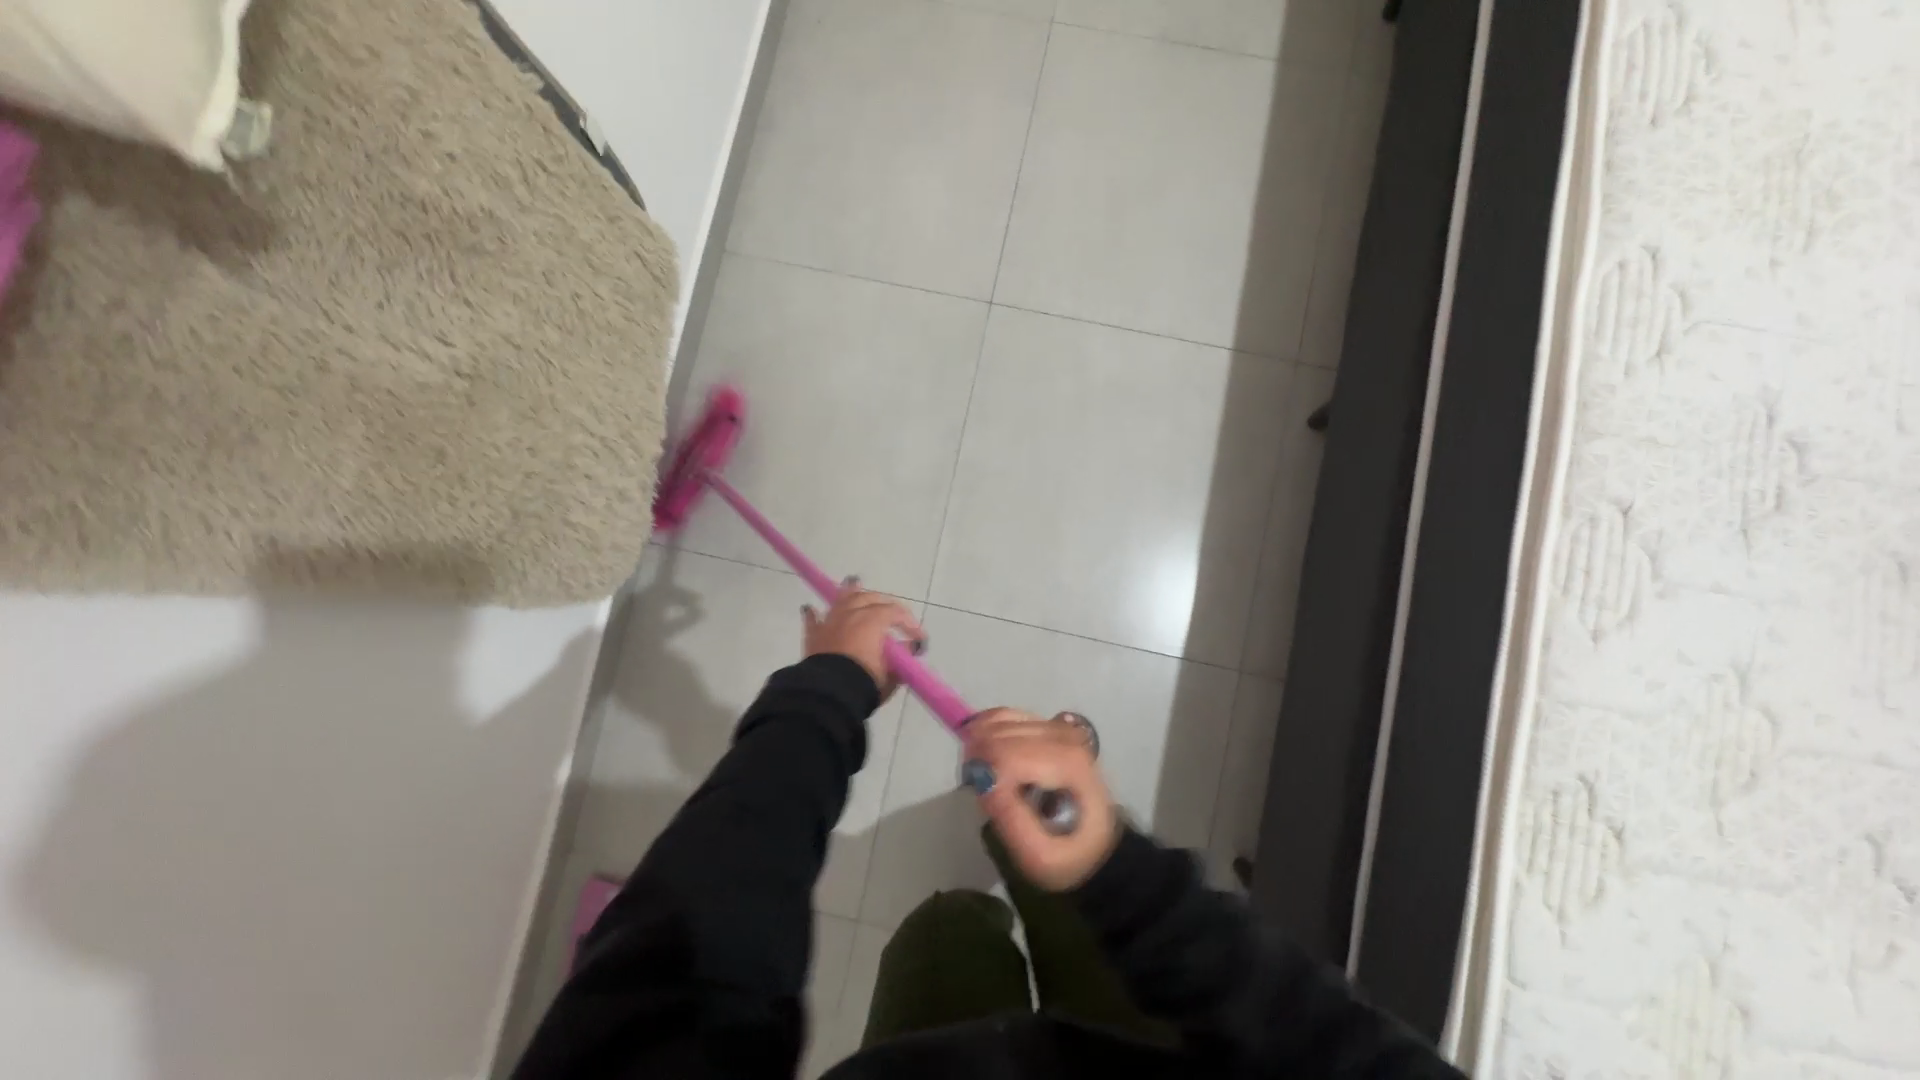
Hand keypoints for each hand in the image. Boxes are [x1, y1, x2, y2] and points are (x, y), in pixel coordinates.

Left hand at [802, 580, 924, 700]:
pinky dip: (812, 614)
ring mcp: (830, 622)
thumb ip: (902, 657)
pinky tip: (809, 608)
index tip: (918, 638)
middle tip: (893, 613)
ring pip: (842, 600)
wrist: (828, 696)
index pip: (895, 613)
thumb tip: (910, 647)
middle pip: (869, 598)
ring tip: (854, 582)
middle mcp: (851, 614)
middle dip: (883, 603)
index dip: (909, 622)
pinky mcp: (813, 636)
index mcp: (872, 621)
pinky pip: (812, 620)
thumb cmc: (864, 683)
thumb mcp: (891, 674)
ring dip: (850, 592)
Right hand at [965, 708, 1119, 890]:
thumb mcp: (1040, 855)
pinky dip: (989, 728)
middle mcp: (1066, 739)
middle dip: (979, 757)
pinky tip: (984, 751)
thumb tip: (984, 782)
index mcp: (1068, 766)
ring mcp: (1060, 729)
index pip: (1009, 753)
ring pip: (1002, 719)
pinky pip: (1010, 715)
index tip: (979, 796)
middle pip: (1002, 732)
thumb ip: (1012, 820)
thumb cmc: (1067, 853)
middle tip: (974, 787)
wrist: (1095, 845)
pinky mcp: (1051, 728)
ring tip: (979, 772)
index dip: (984, 771)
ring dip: (981, 742)